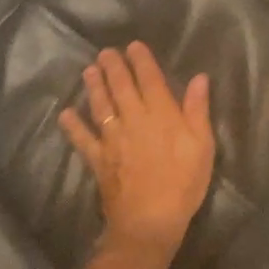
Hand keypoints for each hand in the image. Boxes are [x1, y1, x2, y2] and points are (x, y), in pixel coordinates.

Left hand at [59, 43, 215, 268]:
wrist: (149, 223)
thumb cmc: (183, 181)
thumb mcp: (202, 144)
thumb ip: (198, 109)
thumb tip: (199, 77)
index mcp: (161, 114)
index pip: (150, 80)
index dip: (142, 61)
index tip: (134, 45)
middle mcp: (134, 121)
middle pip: (122, 88)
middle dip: (114, 68)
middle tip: (105, 51)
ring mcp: (113, 141)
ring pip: (102, 107)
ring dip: (95, 88)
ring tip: (88, 70)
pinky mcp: (99, 161)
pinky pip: (84, 140)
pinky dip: (73, 127)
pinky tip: (65, 114)